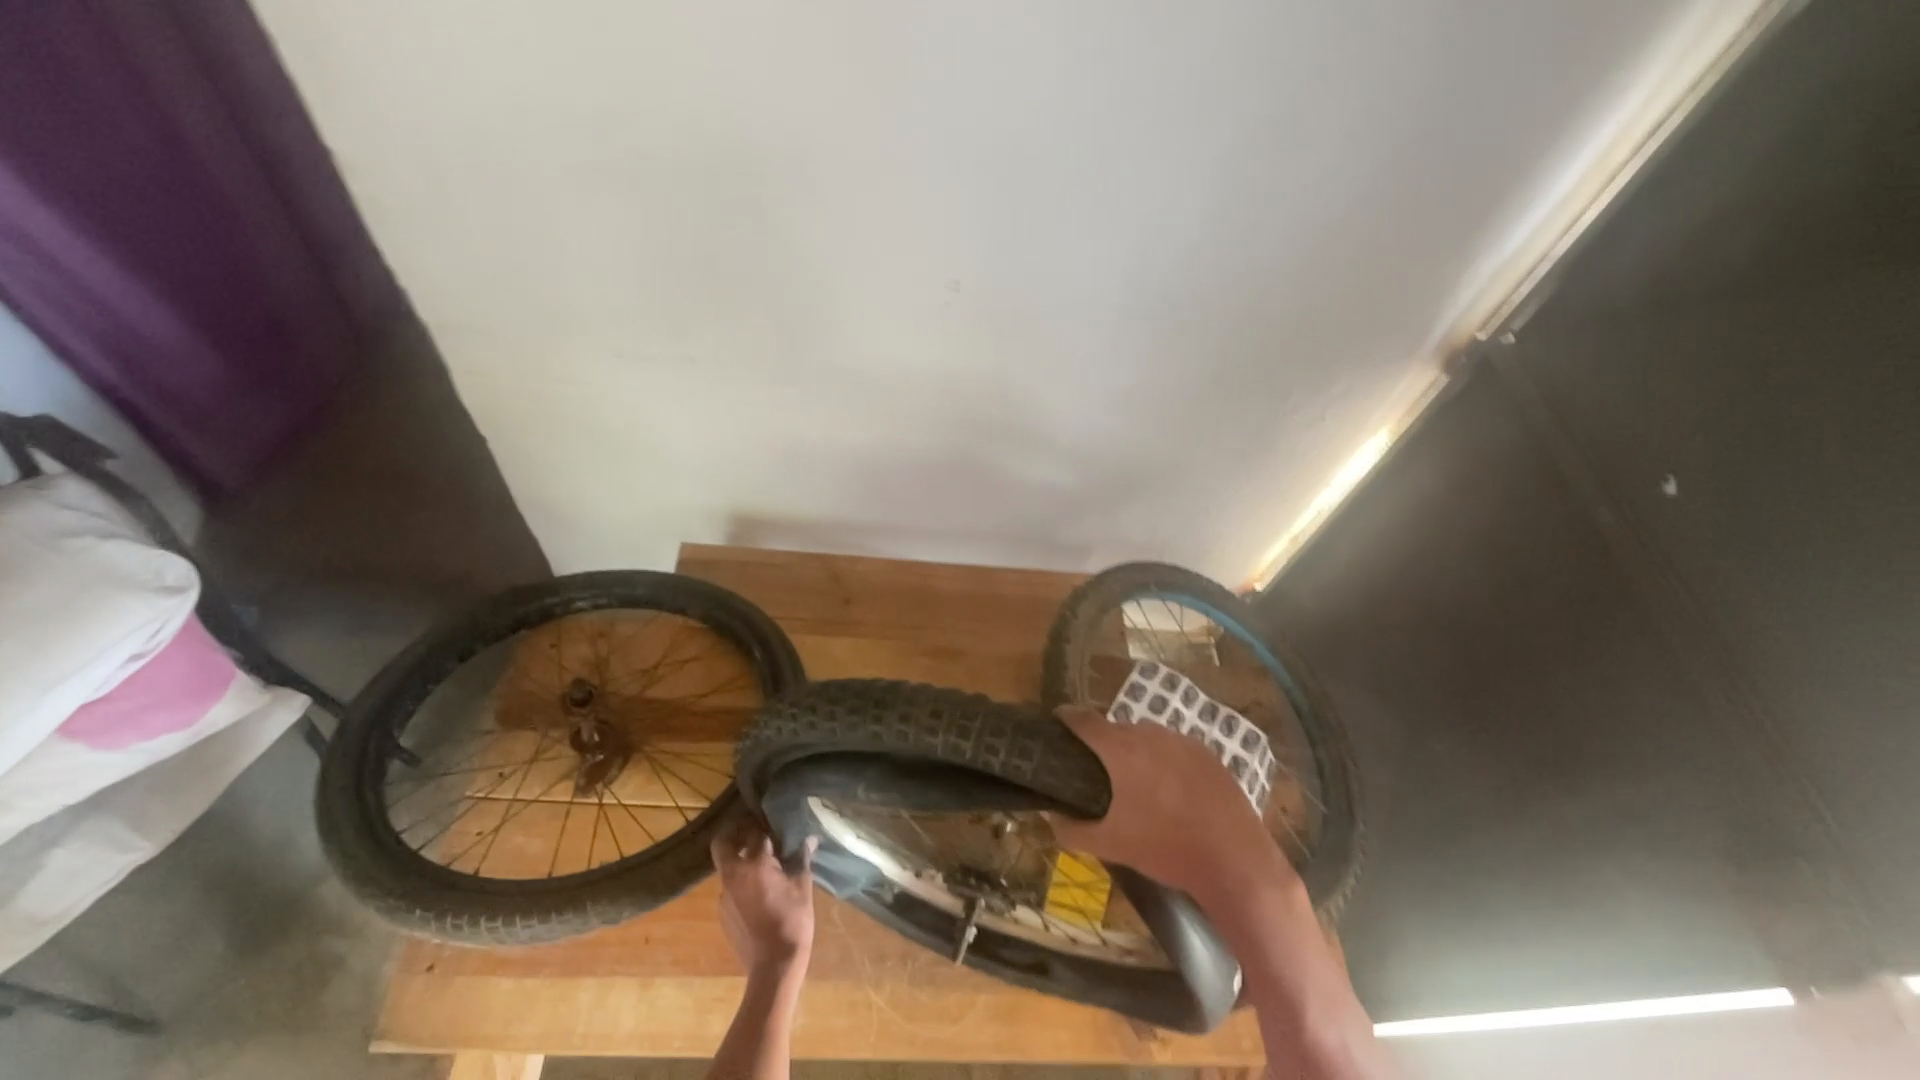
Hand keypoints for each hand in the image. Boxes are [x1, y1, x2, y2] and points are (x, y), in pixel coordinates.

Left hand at [711, 818, 816, 977]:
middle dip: (734, 833)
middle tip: (753, 833)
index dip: (766, 829)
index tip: (776, 828)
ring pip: (727, 867)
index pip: (756, 833)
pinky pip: (729, 888)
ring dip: (740, 861)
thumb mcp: (802, 888)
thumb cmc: (793, 922)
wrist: (773, 965)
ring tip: (762, 868)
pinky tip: (759, 894)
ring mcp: (724, 895)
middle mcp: (733, 875)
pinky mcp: (722, 912)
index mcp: (754, 865)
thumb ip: (802, 859)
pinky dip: (741, 883)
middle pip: (723, 843)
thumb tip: (809, 839)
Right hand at [1048, 705, 1297, 909]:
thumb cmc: (1164, 848)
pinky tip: (1170, 792)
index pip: (1083, 718)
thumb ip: (1071, 830)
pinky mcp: (1209, 755)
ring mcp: (1184, 742)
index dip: (1065, 719)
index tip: (1057, 727)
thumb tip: (1050, 816)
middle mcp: (1151, 735)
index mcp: (1121, 749)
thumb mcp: (1109, 846)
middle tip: (1096, 773)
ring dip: (1136, 753)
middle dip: (1103, 745)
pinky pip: (1175, 749)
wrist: (1234, 860)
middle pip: (1116, 728)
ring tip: (1135, 784)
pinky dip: (1165, 762)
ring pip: (1148, 738)